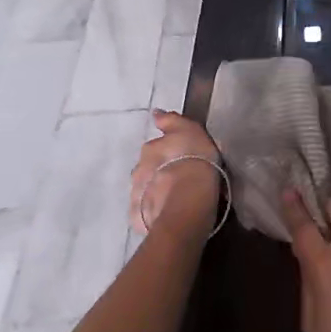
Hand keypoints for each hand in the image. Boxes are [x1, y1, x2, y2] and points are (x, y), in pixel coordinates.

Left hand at [129, 109, 220, 237]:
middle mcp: (138, 170)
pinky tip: (166, 215)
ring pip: (144, 191)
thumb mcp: (189, 130)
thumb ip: (171, 121)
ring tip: (174, 200)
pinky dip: (153, 213)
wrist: (188, 199)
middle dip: (157, 173)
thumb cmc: (194, 160)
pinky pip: (145, 214)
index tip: (176, 158)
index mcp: (149, 150)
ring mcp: (136, 196)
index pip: (154, 148)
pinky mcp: (139, 219)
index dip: (165, 153)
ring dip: (155, 193)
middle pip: (146, 170)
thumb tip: (155, 112)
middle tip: (177, 180)